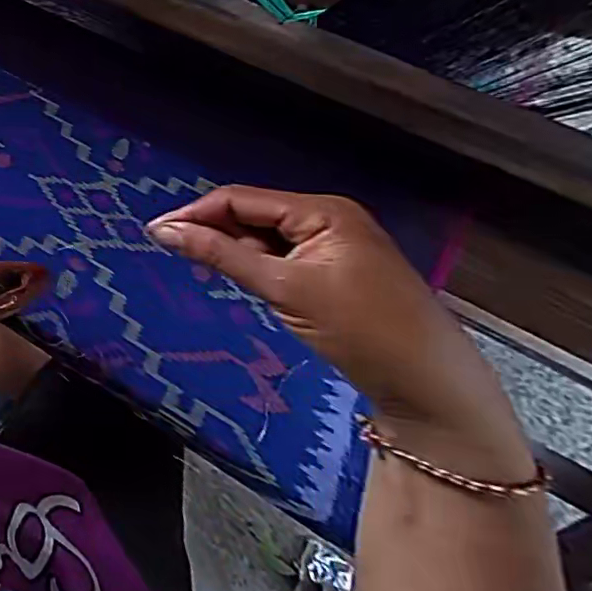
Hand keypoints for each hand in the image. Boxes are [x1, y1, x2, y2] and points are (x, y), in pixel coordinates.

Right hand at [146, 187, 525, 470]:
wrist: (434, 391)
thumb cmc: (362, 330)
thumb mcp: (284, 289)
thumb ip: (220, 255)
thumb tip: (163, 230)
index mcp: (321, 210)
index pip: (241, 199)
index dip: (196, 213)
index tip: (157, 232)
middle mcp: (327, 217)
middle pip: (252, 215)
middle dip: (215, 232)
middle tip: (177, 254)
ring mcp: (333, 244)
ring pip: (264, 237)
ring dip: (236, 251)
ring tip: (210, 272)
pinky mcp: (334, 270)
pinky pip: (281, 257)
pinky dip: (258, 267)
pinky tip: (245, 281)